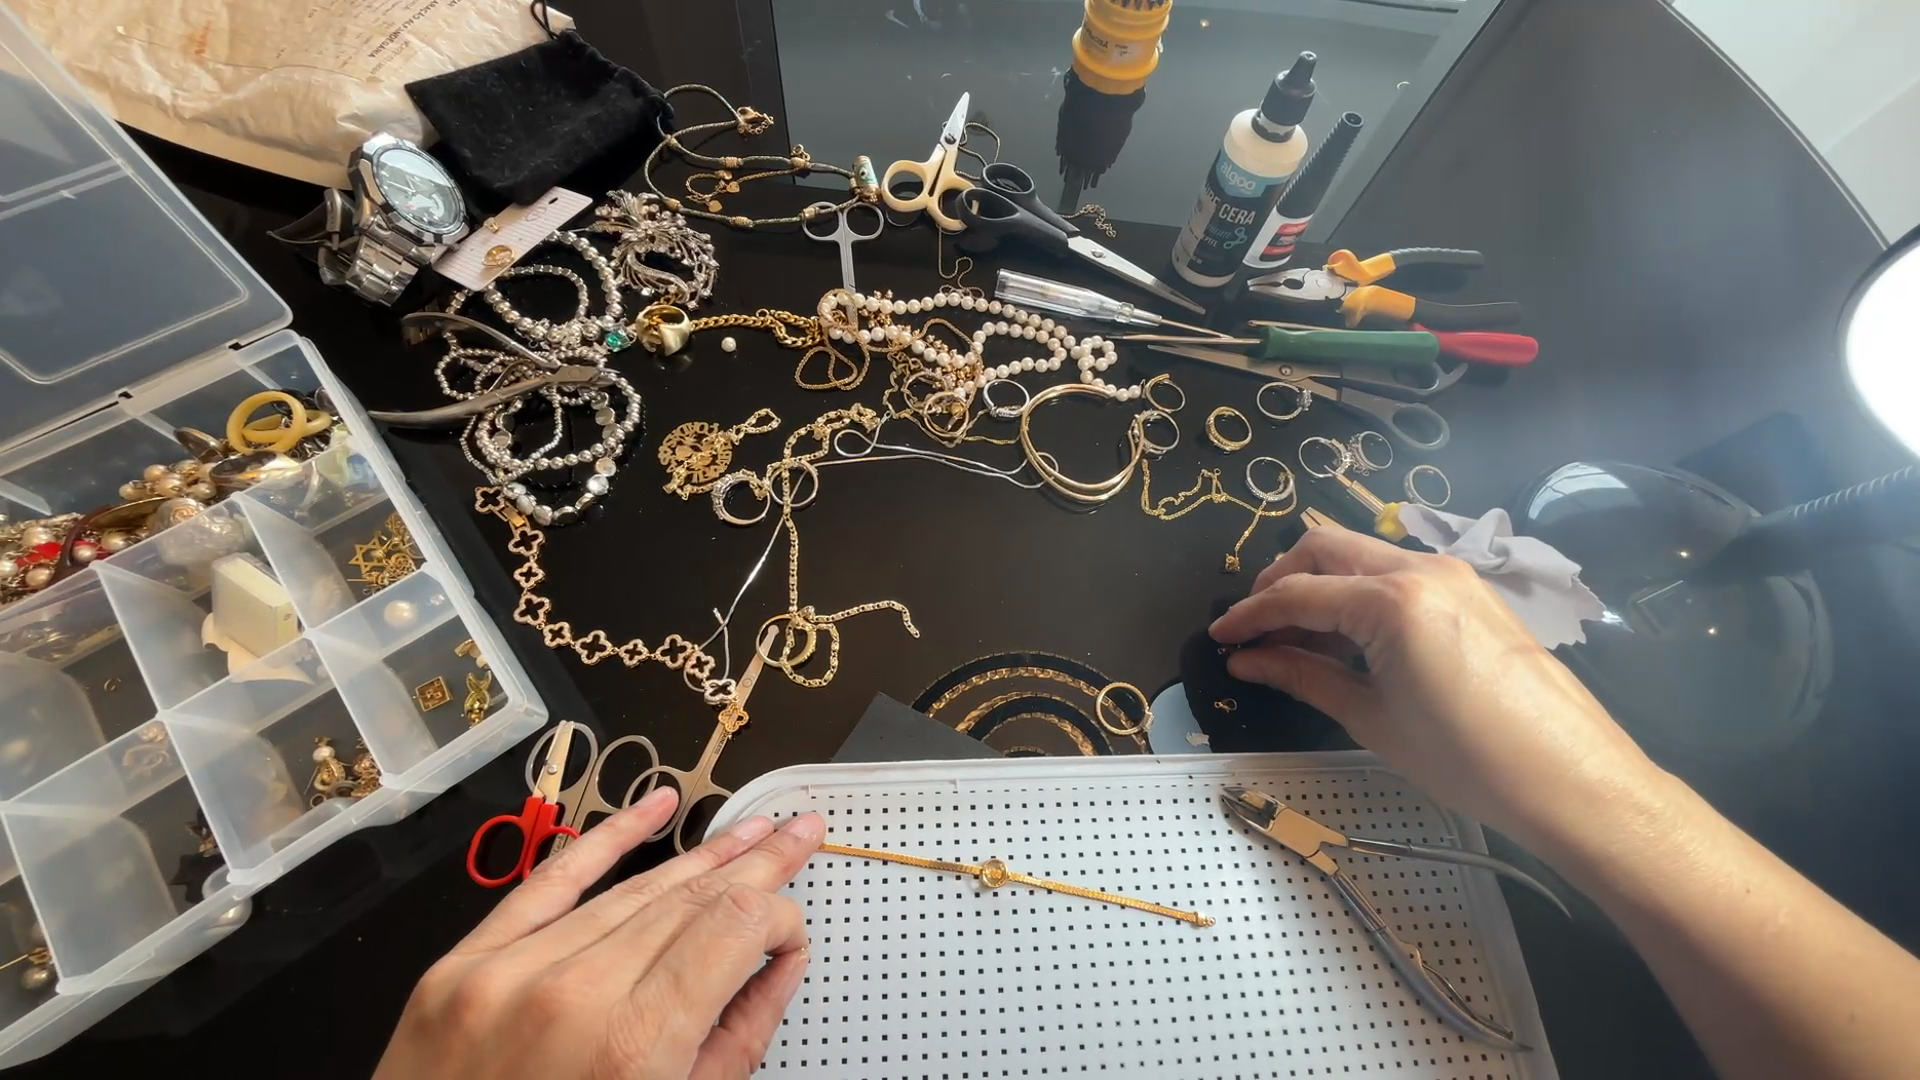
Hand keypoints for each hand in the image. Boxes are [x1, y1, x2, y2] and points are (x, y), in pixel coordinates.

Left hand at [374, 788, 822, 1079]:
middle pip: (693, 897)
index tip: (791, 934)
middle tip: (799, 831)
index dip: (779, 917)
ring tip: (750, 831)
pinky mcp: (461, 967)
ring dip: (704, 855)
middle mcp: (573, 995)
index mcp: (632, 1048)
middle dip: (758, 863)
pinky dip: (611, 836)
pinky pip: (552, 880)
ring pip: (637, 887)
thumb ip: (739, 1037)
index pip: (736, 926)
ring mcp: (509, 974)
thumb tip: (782, 958)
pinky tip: (659, 804)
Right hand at [1210, 526, 1660, 852]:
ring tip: (1295, 641)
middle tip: (1255, 628)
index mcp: (1391, 600)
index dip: (1249, 615)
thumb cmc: (1466, 759)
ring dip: (1317, 586)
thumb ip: (1300, 676)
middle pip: (1323, 548)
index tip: (1219, 637)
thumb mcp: (1370, 718)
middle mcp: (1420, 568)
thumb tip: (1244, 660)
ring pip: (1358, 554)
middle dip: (1278, 582)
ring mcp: (1452, 574)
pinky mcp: (1470, 590)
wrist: (1580, 785)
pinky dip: (1355, 594)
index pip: (1297, 593)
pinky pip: (1392, 574)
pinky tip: (1345, 639)